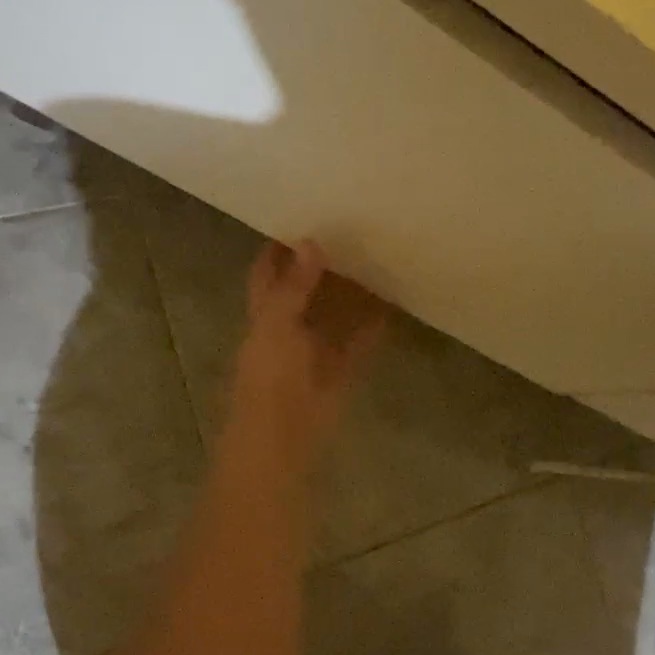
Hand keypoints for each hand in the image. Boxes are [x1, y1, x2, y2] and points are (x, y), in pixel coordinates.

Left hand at [223, 240, 385, 468]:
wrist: (280, 436)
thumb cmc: (270, 376)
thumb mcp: (277, 323)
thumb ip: (295, 285)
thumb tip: (311, 243)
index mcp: (263, 315)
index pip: (267, 274)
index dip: (278, 249)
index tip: (302, 218)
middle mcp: (286, 330)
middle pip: (304, 292)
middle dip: (321, 268)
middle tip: (351, 233)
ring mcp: (313, 353)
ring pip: (333, 318)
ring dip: (350, 296)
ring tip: (376, 261)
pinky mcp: (337, 374)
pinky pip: (357, 346)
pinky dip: (372, 329)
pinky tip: (392, 306)